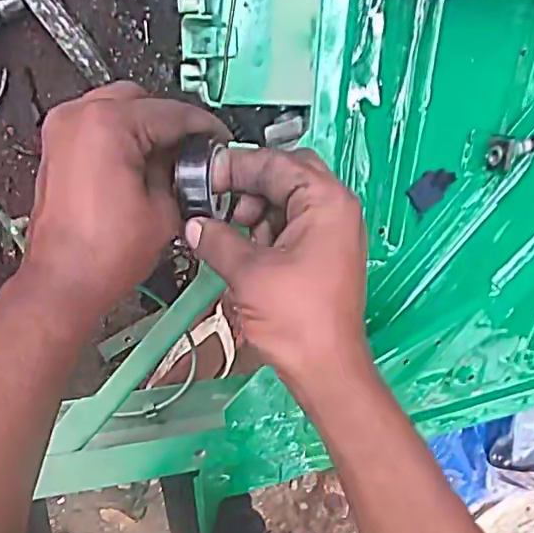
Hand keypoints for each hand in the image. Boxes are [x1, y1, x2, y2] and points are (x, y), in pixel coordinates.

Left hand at [23, 82, 228, 321]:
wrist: (64, 283)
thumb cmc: (99, 257)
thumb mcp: (163, 213)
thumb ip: (180, 177)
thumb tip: (185, 167)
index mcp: (107, 124)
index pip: (170, 111)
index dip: (203, 127)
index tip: (217, 138)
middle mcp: (78, 119)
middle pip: (141, 102)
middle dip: (171, 126)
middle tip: (194, 154)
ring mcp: (62, 133)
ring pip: (116, 112)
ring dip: (144, 132)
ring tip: (167, 166)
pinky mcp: (56, 152)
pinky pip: (95, 131)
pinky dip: (120, 142)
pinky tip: (140, 170)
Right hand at [185, 146, 371, 388]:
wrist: (324, 367)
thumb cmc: (299, 322)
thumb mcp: (248, 273)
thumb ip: (217, 240)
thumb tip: (196, 226)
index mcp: (326, 202)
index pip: (276, 164)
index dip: (236, 168)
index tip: (206, 177)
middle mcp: (337, 212)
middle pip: (286, 177)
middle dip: (249, 188)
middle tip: (220, 205)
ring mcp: (334, 236)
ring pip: (288, 204)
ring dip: (256, 214)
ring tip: (231, 238)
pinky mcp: (325, 258)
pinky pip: (293, 230)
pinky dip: (267, 235)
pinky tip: (246, 254)